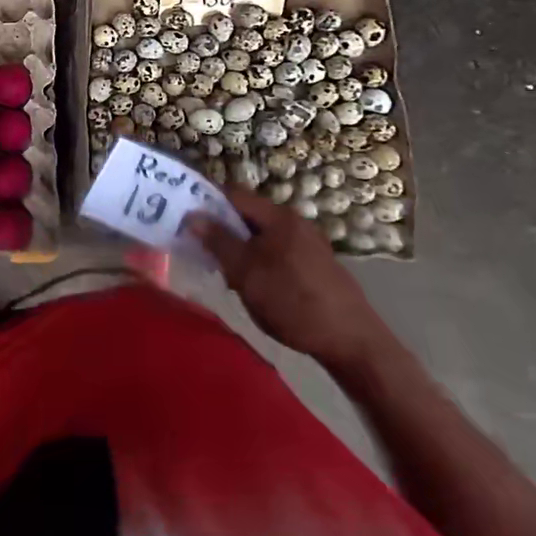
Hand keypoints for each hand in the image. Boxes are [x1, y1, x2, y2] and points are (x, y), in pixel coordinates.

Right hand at [186, 185, 390, 369]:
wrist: (351, 341)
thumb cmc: (291, 300)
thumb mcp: (245, 271)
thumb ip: (217, 241)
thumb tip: (193, 216)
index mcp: (279, 217)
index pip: (233, 194)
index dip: (206, 200)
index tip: (184, 215)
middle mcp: (295, 223)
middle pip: (246, 215)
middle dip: (220, 228)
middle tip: (198, 246)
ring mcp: (307, 245)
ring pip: (260, 236)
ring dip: (237, 248)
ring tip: (222, 271)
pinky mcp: (314, 266)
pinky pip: (275, 252)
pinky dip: (257, 260)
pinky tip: (250, 284)